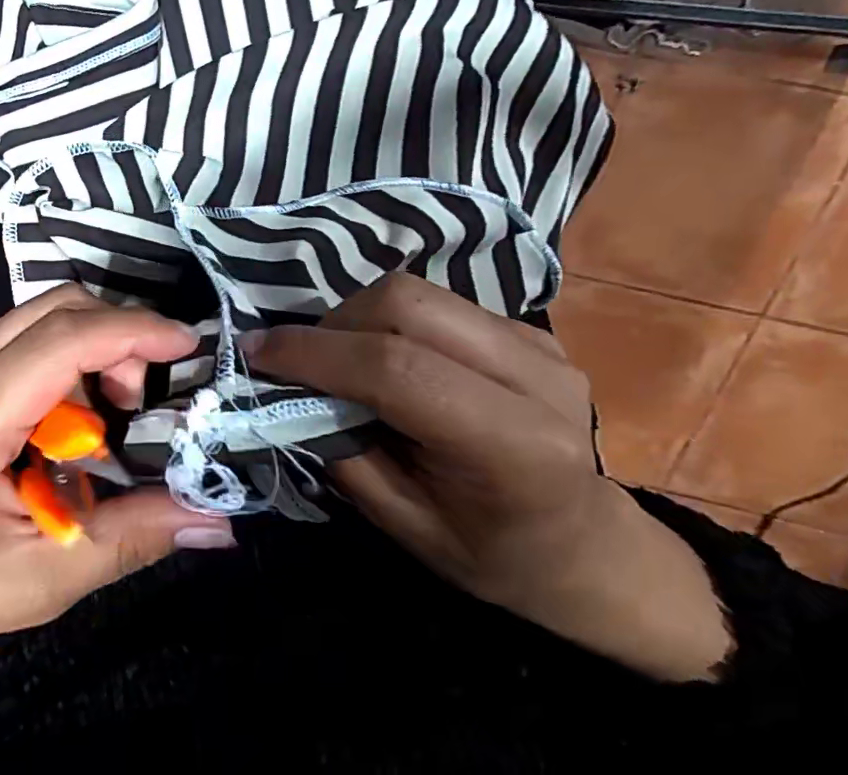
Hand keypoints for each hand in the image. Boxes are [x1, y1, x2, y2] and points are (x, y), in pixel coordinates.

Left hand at [0, 285, 235, 744]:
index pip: (64, 340)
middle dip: (119, 334)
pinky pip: (28, 334)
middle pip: (57, 307)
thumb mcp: (47, 577)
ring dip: (95, 343)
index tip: (185, 345)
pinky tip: (75, 412)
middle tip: (141, 400)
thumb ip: (133, 537)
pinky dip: (71, 353)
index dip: (133, 331)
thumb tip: (216, 518)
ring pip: (44, 312)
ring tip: (110, 411)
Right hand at [243, 274, 730, 681]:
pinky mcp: (531, 329)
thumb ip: (341, 450)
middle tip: (300, 359)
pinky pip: (439, 302)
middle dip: (335, 322)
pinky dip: (391, 320)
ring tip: (337, 357)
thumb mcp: (404, 525)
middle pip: (408, 304)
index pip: (396, 369)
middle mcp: (535, 377)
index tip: (257, 352)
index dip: (315, 353)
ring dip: (358, 316)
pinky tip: (385, 357)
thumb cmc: (495, 556)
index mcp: (512, 445)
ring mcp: (539, 344)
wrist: (590, 548)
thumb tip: (284, 390)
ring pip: (420, 291)